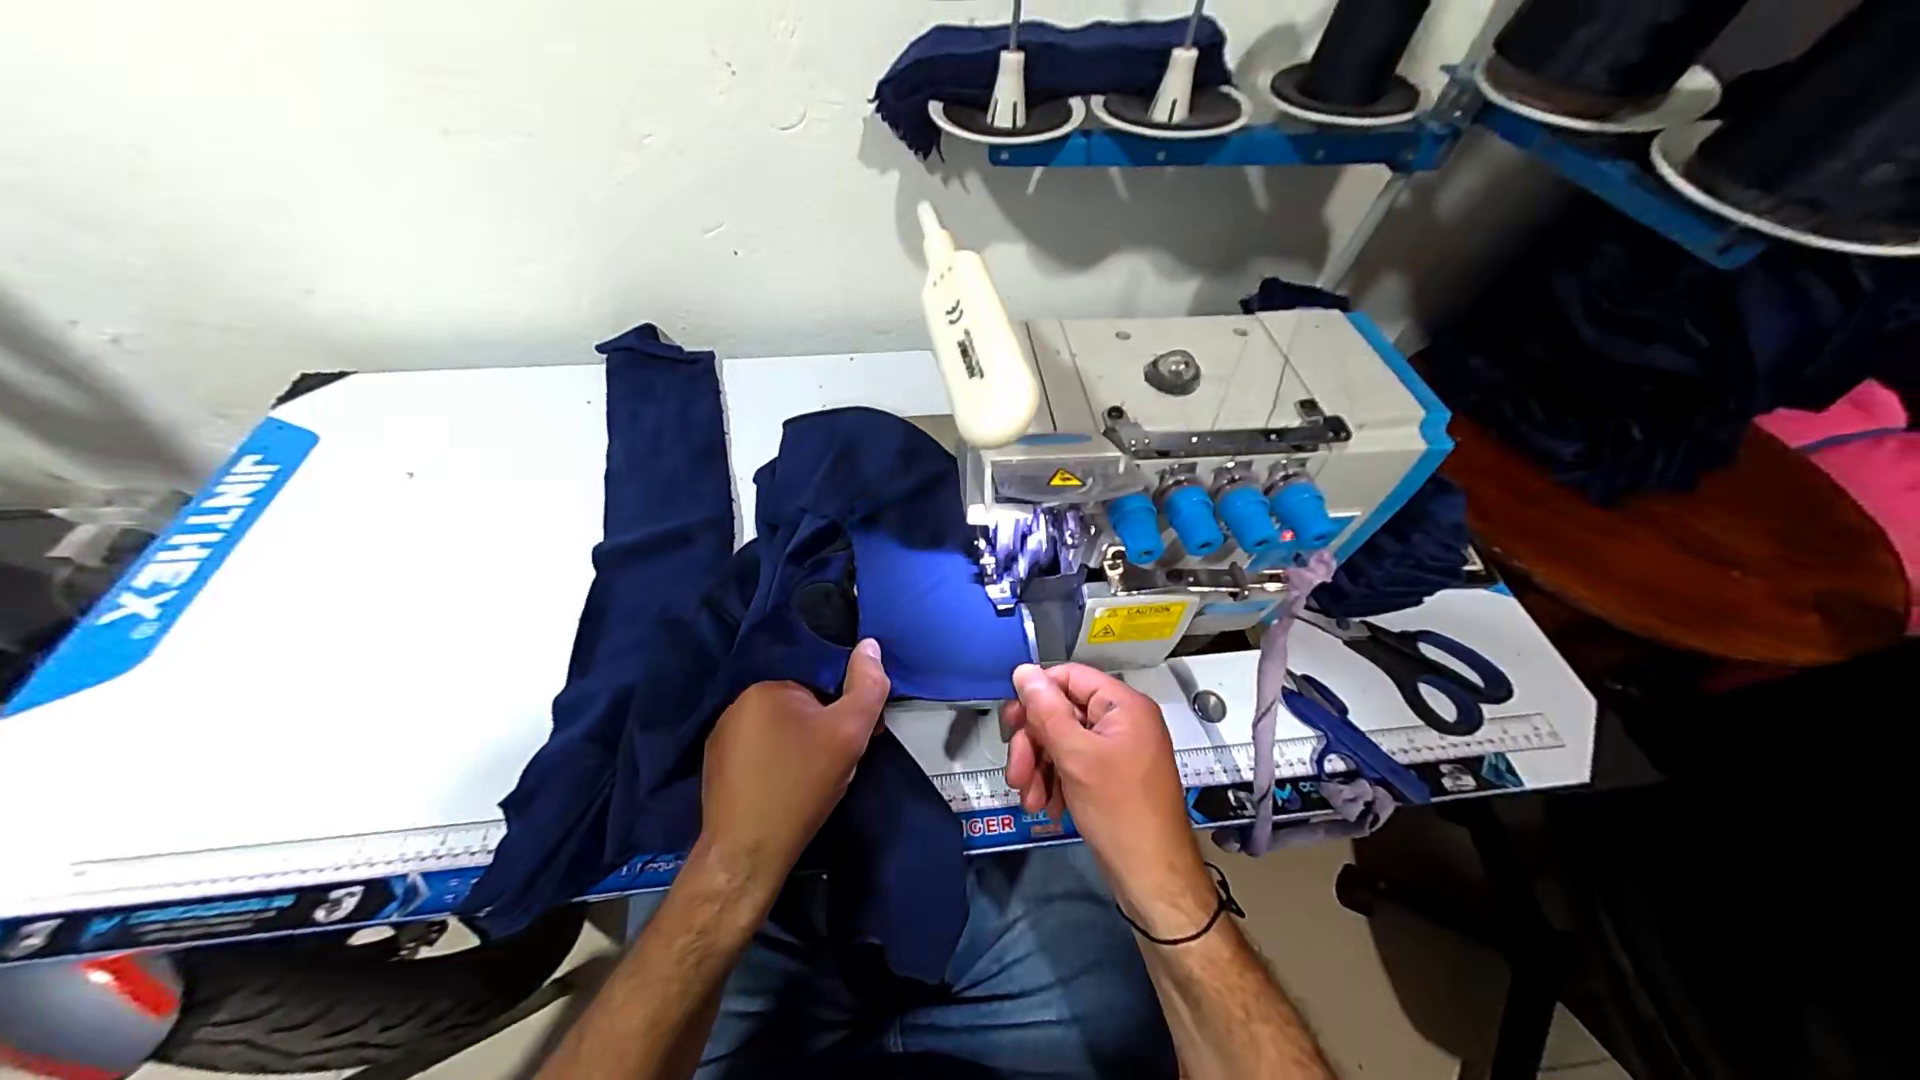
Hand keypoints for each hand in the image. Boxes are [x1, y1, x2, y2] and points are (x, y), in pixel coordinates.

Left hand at [698, 639, 890, 892]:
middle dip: (826, 724)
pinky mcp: (716, 764)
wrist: (748, 852)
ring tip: (817, 776)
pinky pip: (760, 749)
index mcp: (767, 686)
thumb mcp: (849, 732)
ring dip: (802, 742)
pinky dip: (779, 759)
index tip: (864, 732)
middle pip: (801, 703)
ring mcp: (723, 735)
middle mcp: (739, 702)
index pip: (821, 680)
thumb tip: (870, 645)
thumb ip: (867, 686)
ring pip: (780, 728)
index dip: (847, 704)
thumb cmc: (801, 785)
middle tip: (843, 759)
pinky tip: (789, 785)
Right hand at [1002, 663, 1214, 932]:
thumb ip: (1046, 710)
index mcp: (1122, 705)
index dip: (1036, 695)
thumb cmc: (1119, 810)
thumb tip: (1023, 671)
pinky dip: (1054, 781)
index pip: (1068, 677)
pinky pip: (1072, 764)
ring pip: (1061, 741)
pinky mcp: (1109, 776)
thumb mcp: (1076, 756)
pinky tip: (1046, 806)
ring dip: (1039, 768)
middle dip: (1033, 743)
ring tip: (1031, 799)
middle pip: (1060, 712)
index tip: (1011, 722)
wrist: (1152, 876)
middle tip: (1017, 772)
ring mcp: (1116, 750)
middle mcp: (1121, 721)